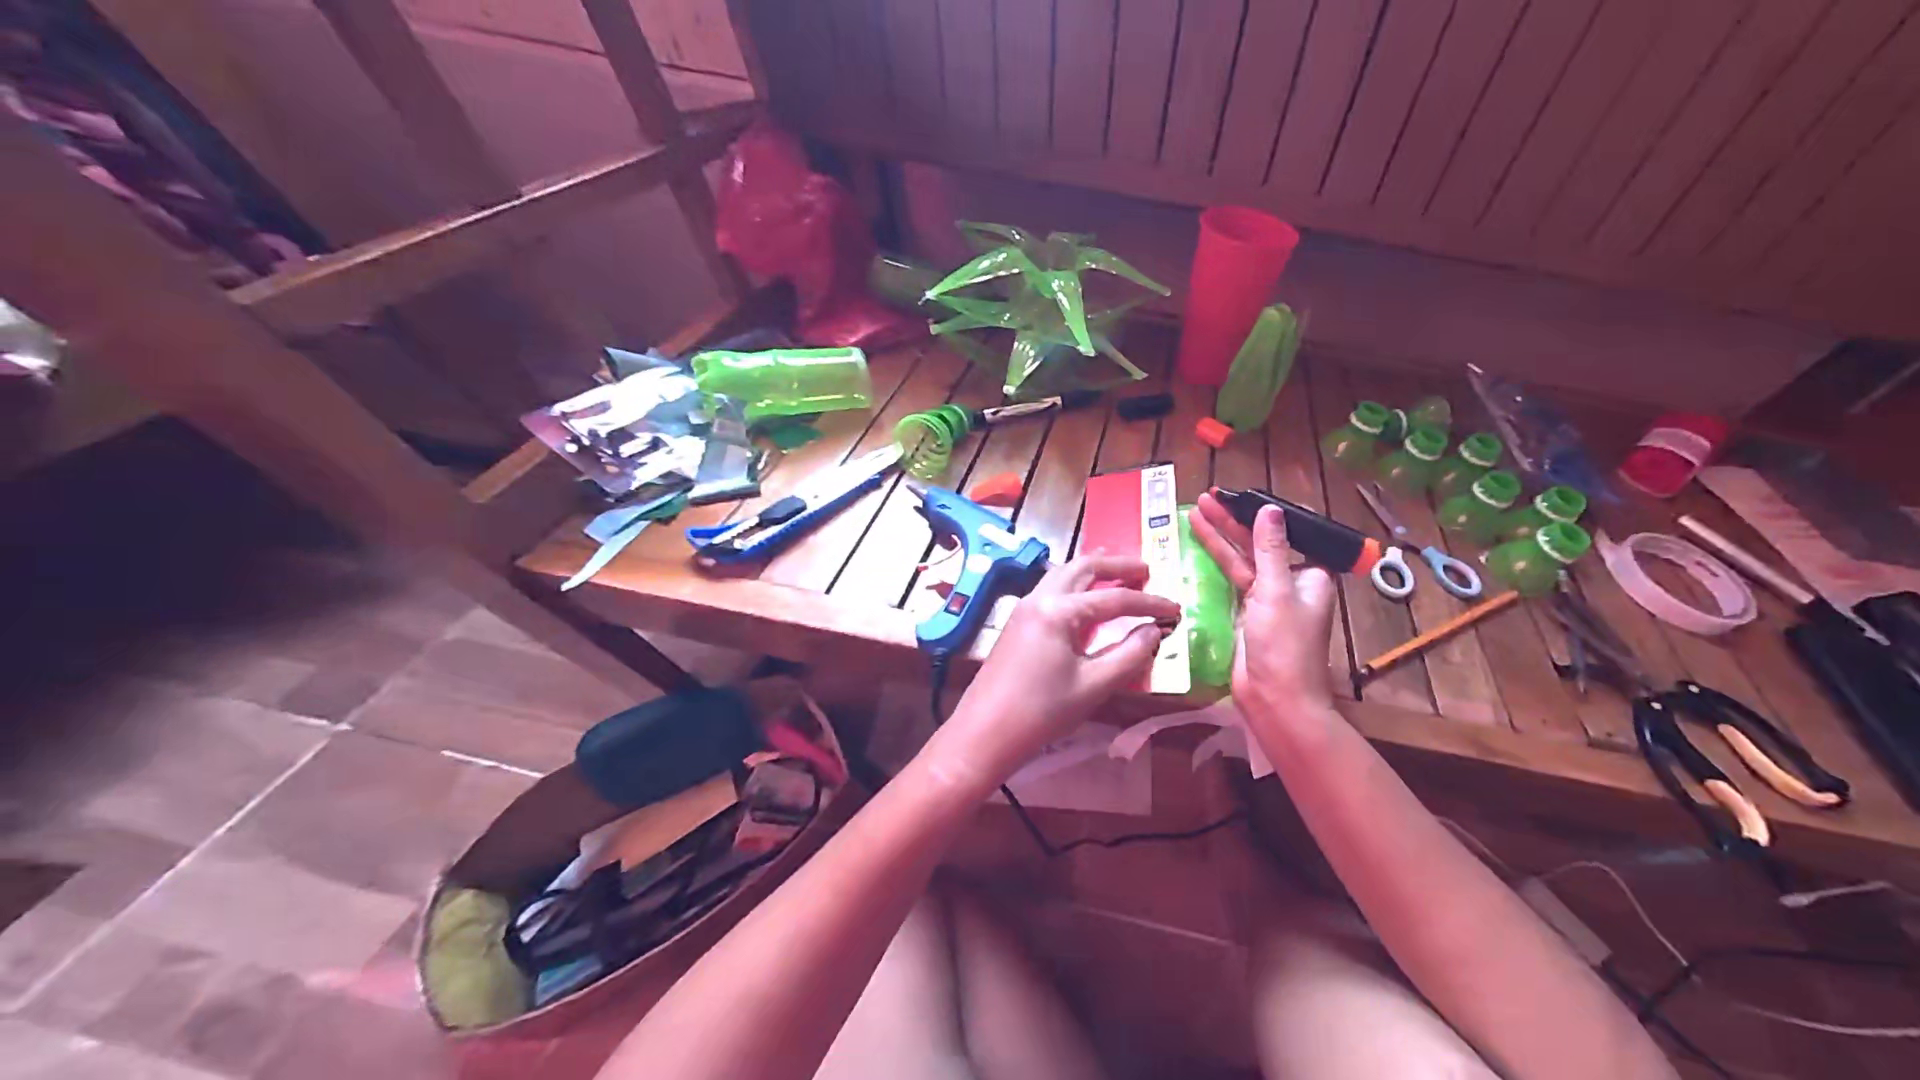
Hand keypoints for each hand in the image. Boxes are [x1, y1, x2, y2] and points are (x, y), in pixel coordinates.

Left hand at [922, 554, 1180, 793]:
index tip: (1176, 608)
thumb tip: (1154, 632)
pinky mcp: (1017, 624)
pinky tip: (1087, 600)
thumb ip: (1129, 655)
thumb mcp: (1094, 686)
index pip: (1113, 597)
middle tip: (1147, 570)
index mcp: (1058, 611)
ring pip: (1063, 575)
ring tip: (1120, 574)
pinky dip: (1075, 586)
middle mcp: (1039, 599)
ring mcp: (1024, 609)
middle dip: (1116, 566)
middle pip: (1082, 569)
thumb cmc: (1042, 711)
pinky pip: (1051, 591)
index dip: (1149, 603)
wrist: (985, 731)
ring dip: (1093, 571)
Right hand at [1188, 492, 1339, 728]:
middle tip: (1206, 498)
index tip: (1234, 495)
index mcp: (1309, 576)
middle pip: (1257, 544)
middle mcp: (1289, 583)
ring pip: (1241, 560)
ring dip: (1219, 538)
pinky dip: (1216, 561)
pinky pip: (1231, 579)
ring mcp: (1266, 599)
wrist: (1274, 698)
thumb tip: (1270, 510)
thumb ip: (1270, 549)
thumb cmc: (1284, 646)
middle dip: (1231, 521)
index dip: (1257, 513)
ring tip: (1195, 513)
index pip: (1283, 534)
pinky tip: (1200, 545)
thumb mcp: (1277, 592)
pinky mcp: (1245, 613)